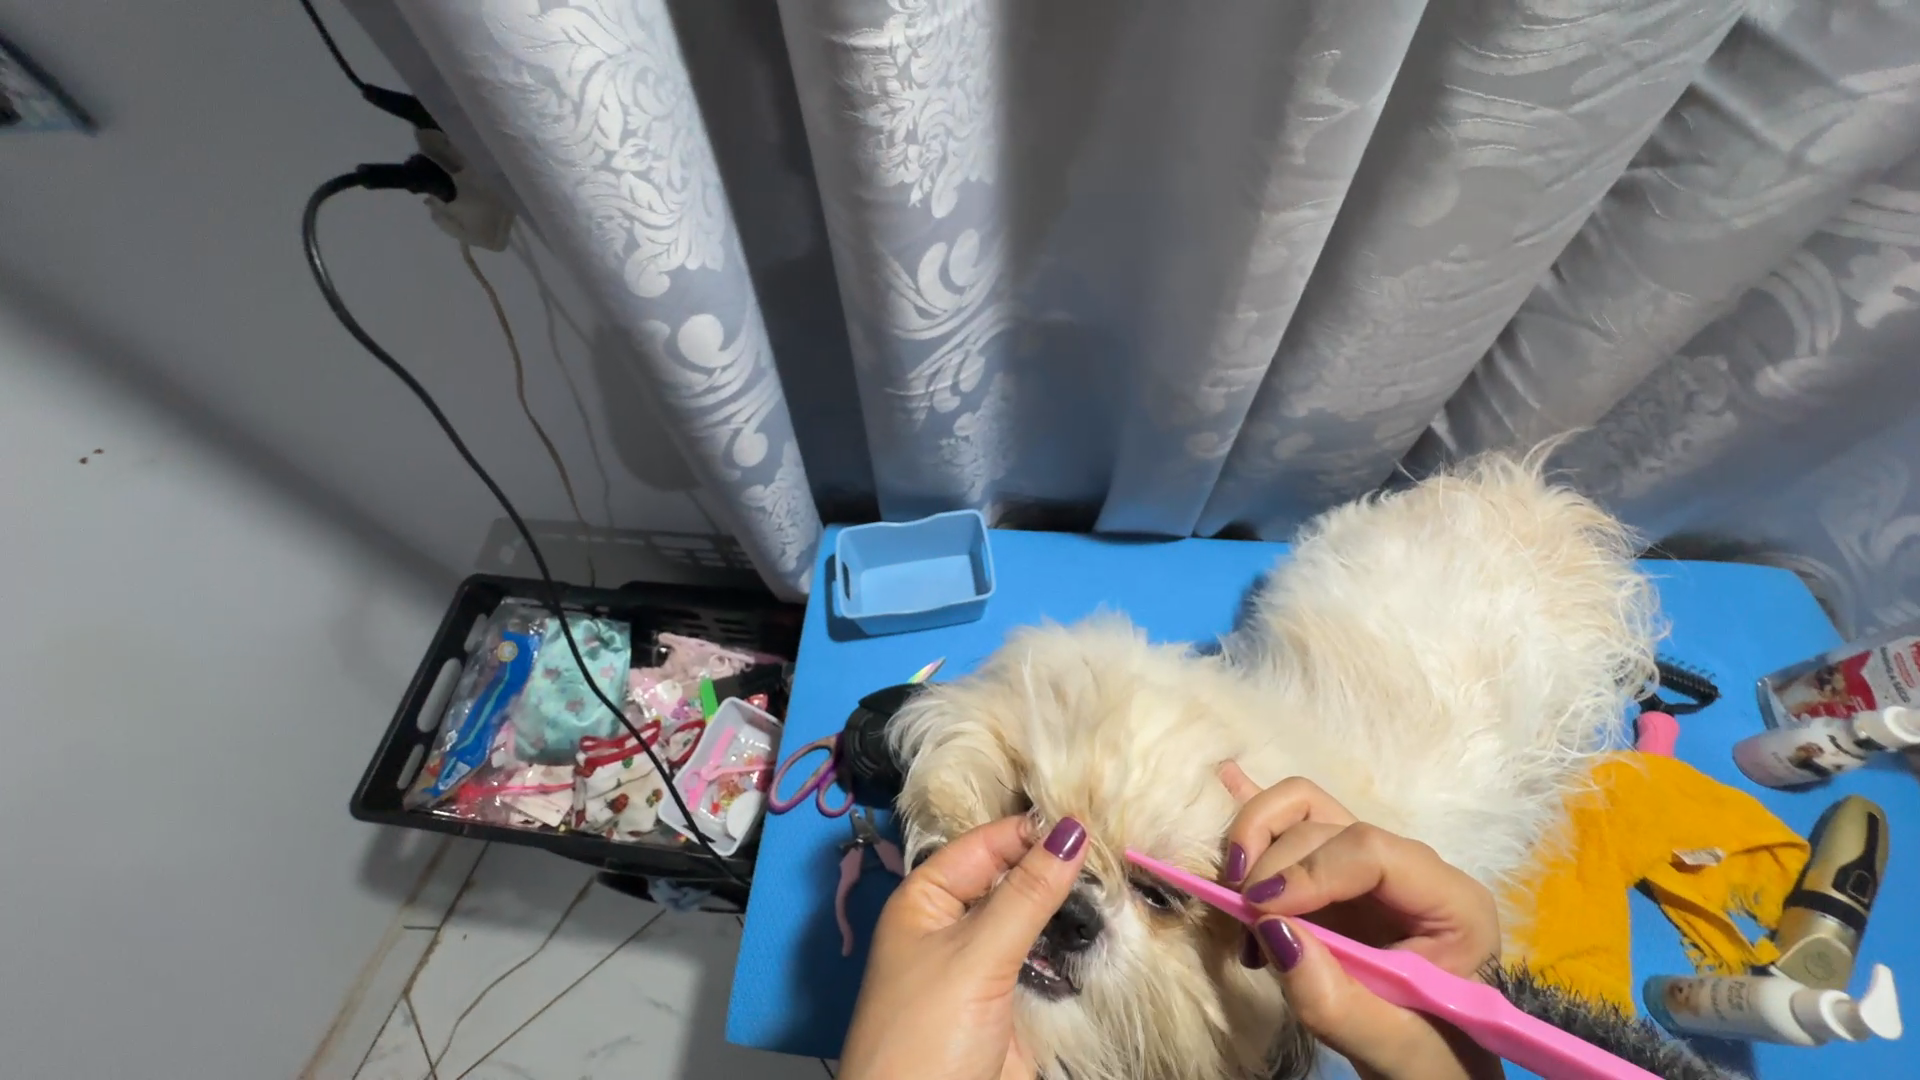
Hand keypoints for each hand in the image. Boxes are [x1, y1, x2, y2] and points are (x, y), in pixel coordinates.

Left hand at [839, 814, 1089, 1079]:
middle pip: (1009, 878)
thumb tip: (1073, 829)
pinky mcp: (1010, 1002)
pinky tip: (1104, 927)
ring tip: (1117, 880)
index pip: (984, 844)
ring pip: (1031, 918)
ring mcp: (983, 964)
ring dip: (1067, 905)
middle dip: (1054, 864)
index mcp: (926, 898)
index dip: (1031, 830)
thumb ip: (1027, 893)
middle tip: (1113, 848)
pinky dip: (1070, 945)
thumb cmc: (931, 1033)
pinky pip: (1043, 958)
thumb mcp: (977, 955)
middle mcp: (952, 923)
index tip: (1089, 820)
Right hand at [1220, 765, 1504, 1079]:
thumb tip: (1274, 931)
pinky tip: (1225, 779)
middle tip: (1242, 917)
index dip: (1308, 870)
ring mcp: (1363, 854)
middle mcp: (1407, 863)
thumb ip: (1339, 1002)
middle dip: (1269, 864)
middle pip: (1322, 825)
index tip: (1262, 910)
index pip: (1370, 850)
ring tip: (1235, 889)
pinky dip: (1253, 801)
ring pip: (1299, 804)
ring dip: (1253, 837)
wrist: (1421, 1059)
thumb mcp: (1392, 1050)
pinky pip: (1290, 813)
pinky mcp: (1328, 858)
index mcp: (1451, 901)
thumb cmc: (1425, 1056)